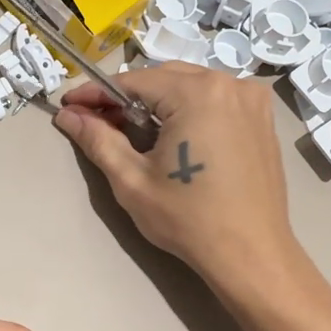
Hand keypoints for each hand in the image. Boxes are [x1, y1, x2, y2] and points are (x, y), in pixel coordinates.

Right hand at [53, 61, 300, 282]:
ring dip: (158, 101)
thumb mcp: (132, 181)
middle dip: (128, 96)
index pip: (134, 80)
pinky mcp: (262, 119)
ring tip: (133, 130)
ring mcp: (252, 100)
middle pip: (164, 78)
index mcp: (197, 94)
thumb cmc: (188, 219)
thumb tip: (68, 115)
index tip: (69, 106)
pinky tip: (173, 136)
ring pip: (191, 86)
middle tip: (98, 121)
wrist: (250, 252)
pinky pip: (216, 99)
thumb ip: (98, 140)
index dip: (97, 92)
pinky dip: (189, 108)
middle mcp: (229, 84)